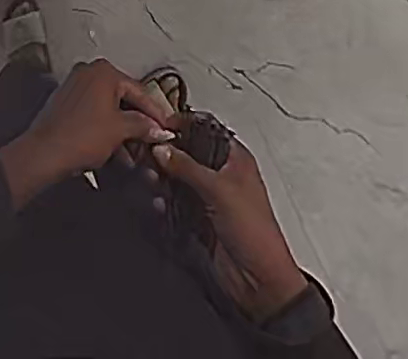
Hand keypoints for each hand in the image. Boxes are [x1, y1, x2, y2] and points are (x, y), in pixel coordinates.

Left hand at [0, 59, 172, 208]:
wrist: (46, 152)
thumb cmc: (79, 136)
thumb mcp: (120, 130)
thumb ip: (143, 125)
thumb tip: (156, 128)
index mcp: (103, 72)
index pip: (139, 90)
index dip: (156, 112)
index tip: (167, 126)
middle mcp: (88, 72)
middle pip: (124, 97)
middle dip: (139, 121)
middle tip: (153, 138)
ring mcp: (75, 85)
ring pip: (109, 106)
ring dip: (123, 128)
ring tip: (136, 151)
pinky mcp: (67, 101)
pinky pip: (95, 111)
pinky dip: (107, 127)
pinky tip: (116, 149)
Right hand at [153, 123, 309, 321]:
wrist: (258, 283)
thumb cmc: (257, 234)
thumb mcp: (220, 190)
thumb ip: (187, 166)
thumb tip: (162, 148)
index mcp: (234, 159)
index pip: (205, 129)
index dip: (183, 124)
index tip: (159, 125)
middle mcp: (221, 173)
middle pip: (187, 152)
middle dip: (166, 153)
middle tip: (149, 153)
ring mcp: (208, 194)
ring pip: (177, 175)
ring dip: (162, 176)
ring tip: (151, 179)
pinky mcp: (197, 215)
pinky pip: (174, 199)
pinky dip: (163, 198)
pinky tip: (158, 201)